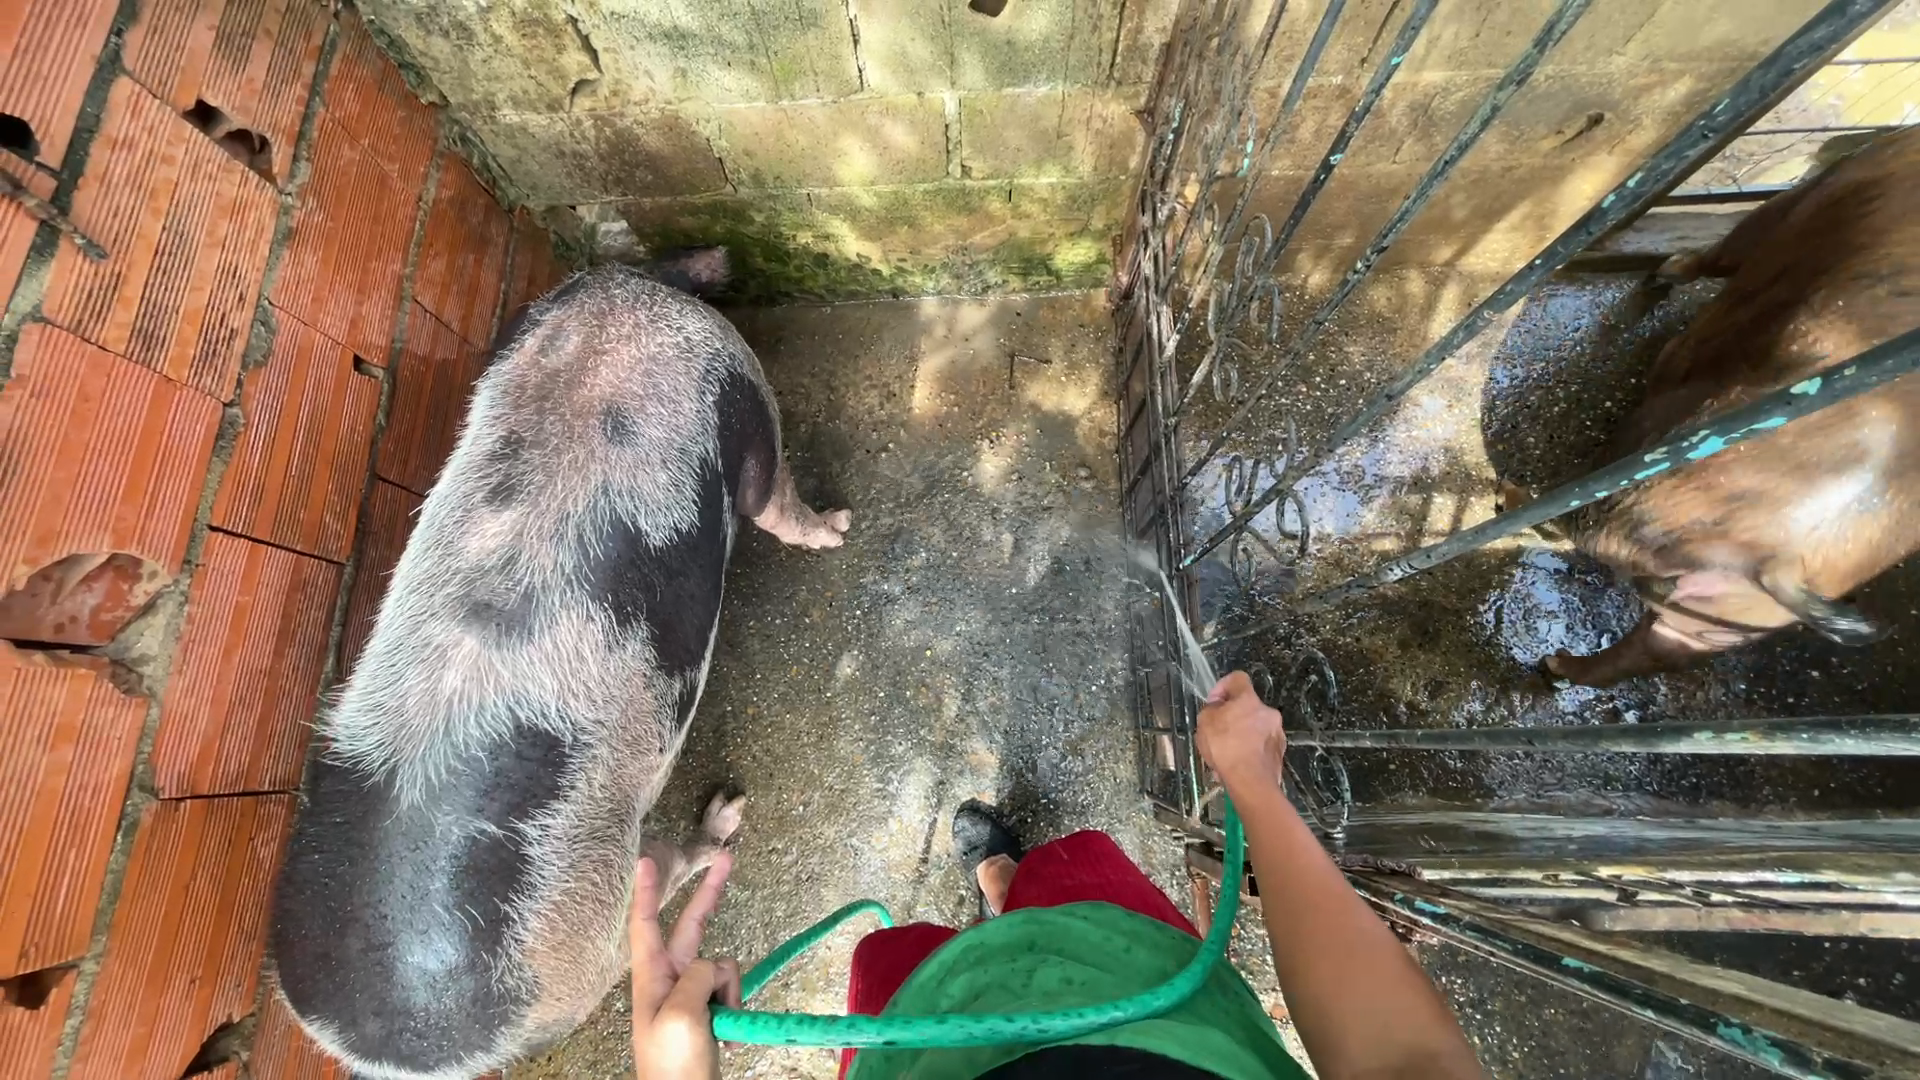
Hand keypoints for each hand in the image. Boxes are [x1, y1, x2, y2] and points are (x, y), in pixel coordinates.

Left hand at [630, 853, 739, 1079]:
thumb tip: (712, 966)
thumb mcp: (681, 1014)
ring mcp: (690, 996)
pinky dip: (736, 1003)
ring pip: (721, 963)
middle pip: (692, 925)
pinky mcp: (708, 1011)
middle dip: (710, 893)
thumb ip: (697, 974)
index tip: (644, 860)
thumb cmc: (673, 1066)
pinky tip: (730, 1030)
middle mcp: (669, 981)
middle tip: (727, 858)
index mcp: (651, 979)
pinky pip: (730, 987)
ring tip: (721, 1022)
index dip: (646, 892)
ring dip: (729, 987)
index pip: (645, 924)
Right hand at [1197, 671, 1286, 793]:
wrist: (1250, 781)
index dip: (1222, 686)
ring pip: (1254, 727)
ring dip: (1241, 734)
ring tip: (1225, 752)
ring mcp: (1277, 733)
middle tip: (1217, 731)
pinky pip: (1260, 745)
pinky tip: (1236, 764)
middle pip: (1247, 706)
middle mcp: (1268, 712)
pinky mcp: (1279, 753)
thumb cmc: (1225, 746)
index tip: (1214, 703)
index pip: (1237, 678)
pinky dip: (1249, 750)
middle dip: (1232, 716)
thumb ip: (1212, 709)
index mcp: (1249, 699)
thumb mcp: (1204, 722)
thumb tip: (1219, 709)